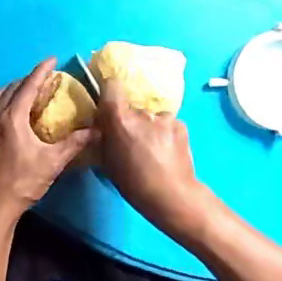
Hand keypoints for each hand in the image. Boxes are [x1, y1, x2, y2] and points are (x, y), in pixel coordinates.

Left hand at [0, 58, 95, 217]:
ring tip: (31, 91)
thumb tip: (98, 130)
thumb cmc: (22, 182)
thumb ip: (75, 143)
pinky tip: (15, 113)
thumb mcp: (52, 162)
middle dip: (30, 79)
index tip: (53, 60)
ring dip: (15, 89)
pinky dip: (5, 102)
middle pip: (12, 88)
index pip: (28, 85)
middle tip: (47, 78)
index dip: (42, 70)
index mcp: (12, 117)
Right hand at [96, 80, 209, 234]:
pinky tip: (166, 152)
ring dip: (149, 127)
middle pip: (132, 107)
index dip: (109, 91)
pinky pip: (167, 124)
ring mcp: (165, 118)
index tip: (108, 103)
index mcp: (120, 120)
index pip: (112, 85)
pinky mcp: (181, 125)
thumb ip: (103, 139)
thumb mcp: (108, 162)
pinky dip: (165, 133)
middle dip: (130, 120)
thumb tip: (100, 128)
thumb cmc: (133, 183)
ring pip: (151, 117)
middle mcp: (142, 113)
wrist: (172, 195)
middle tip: (131, 140)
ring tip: (152, 149)